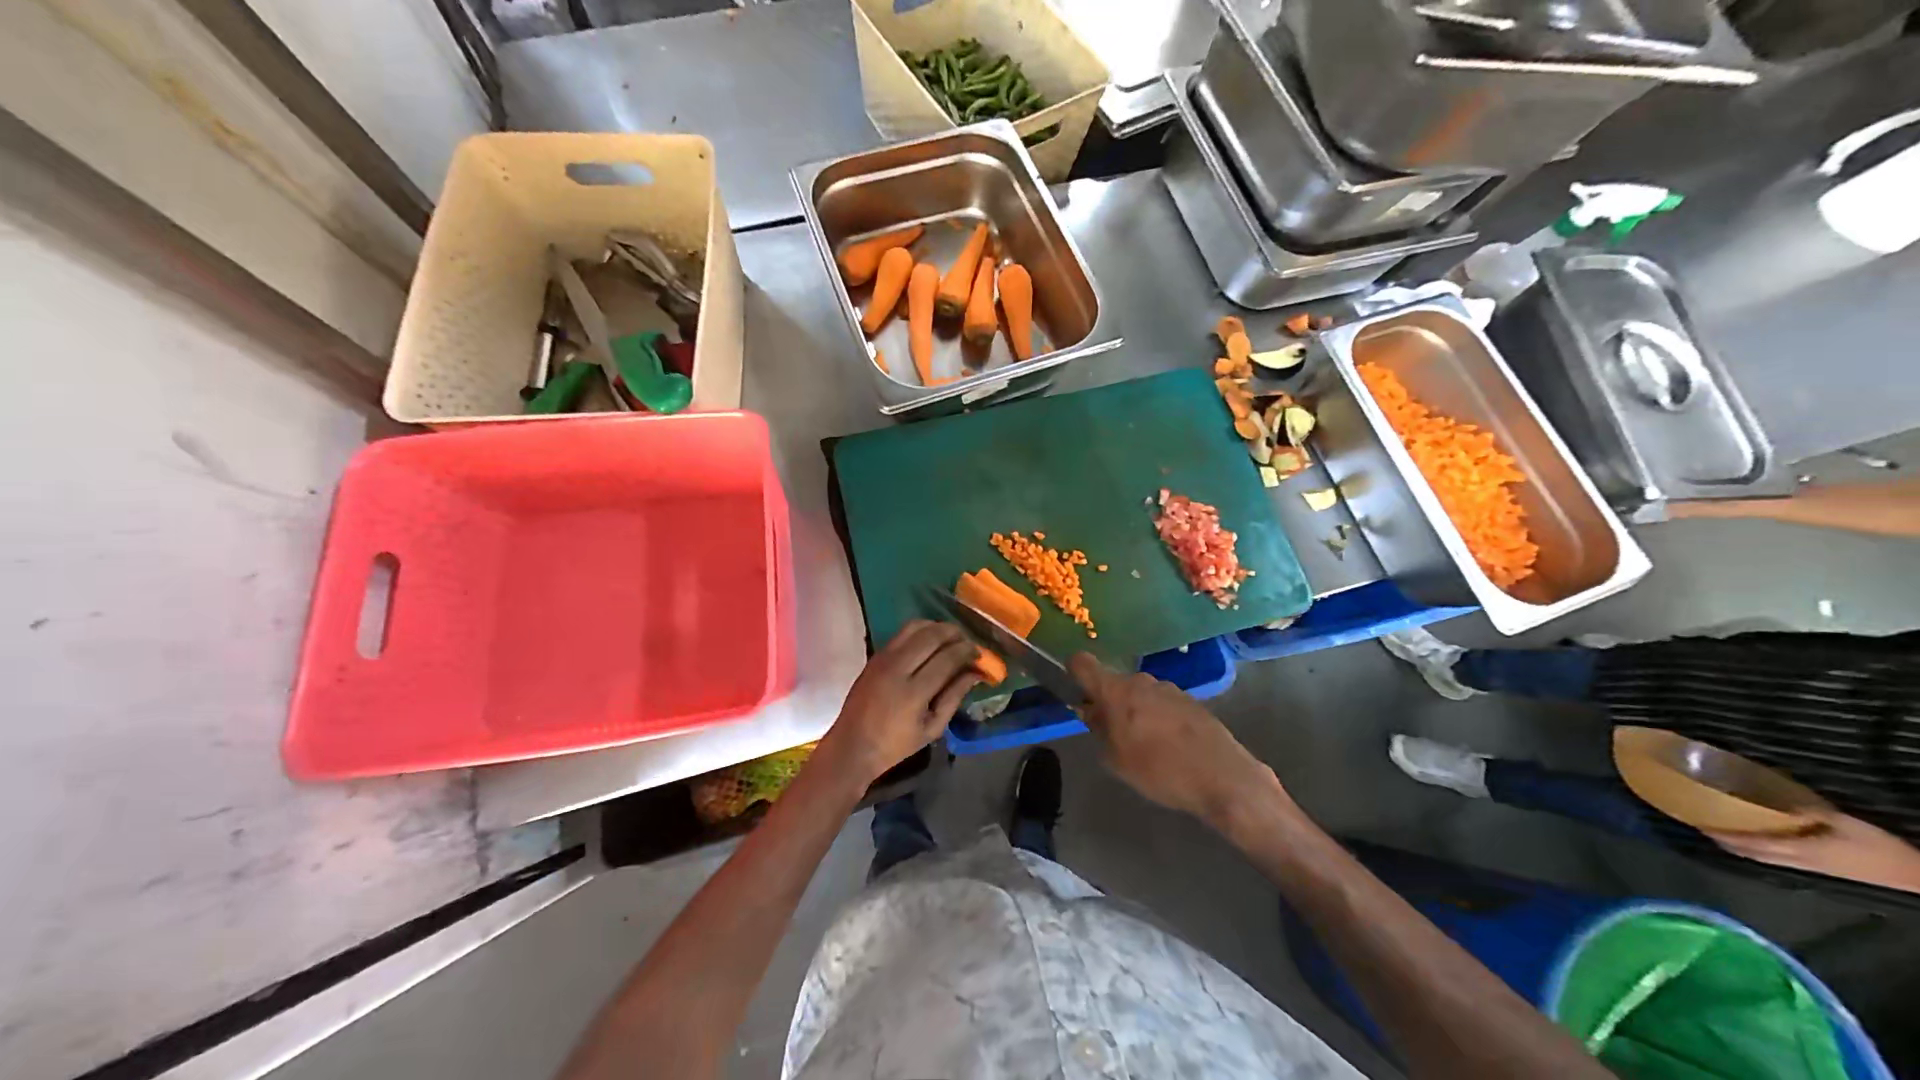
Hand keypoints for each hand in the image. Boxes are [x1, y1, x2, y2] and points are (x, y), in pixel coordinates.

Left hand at [817, 620, 980, 788]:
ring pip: (915, 627)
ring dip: (937, 627)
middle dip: (955, 634)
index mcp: (913, 693)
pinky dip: (920, 631)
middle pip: (932, 636)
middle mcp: (897, 669)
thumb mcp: (932, 728)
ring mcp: (883, 659)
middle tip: (967, 642)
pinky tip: (930, 641)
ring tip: (950, 637)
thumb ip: (954, 697)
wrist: (852, 745)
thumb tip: (975, 673)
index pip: (947, 659)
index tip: (978, 654)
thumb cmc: (896, 745)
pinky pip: (901, 633)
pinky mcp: (875, 656)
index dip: (967, 651)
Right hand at [1069, 653, 1286, 825]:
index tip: (1073, 691)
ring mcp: (1170, 688)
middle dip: (1108, 702)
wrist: (1224, 778)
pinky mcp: (1191, 700)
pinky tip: (1169, 747)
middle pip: (1113, 682)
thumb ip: (1098, 729)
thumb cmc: (1161, 771)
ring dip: (1135, 710)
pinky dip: (1157, 717)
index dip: (1072, 671)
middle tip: (1111, 733)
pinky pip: (1162, 703)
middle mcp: (1142, 680)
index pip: (1083, 663)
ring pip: (1139, 693)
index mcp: (1116, 691)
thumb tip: (1090, 711)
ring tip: (1144, 745)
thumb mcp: (1116, 760)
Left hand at [1704, 812, 1919, 893]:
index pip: (1749, 843)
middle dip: (1724, 841)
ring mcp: (1809, 868)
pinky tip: (1756, 843)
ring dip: (1740, 848)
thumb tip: (1777, 797)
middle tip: (1703, 826)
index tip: (1699, 824)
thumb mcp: (1843, 822)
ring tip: (1721, 833)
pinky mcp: (1820, 870)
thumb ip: (1807, 810)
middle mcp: (1796, 861)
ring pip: (1762, 859)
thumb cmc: (1878, 846)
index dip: (1723, 835)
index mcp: (1797, 849)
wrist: (1914, 876)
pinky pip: (1778, 860)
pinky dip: (1758, 851)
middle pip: (1750, 853)